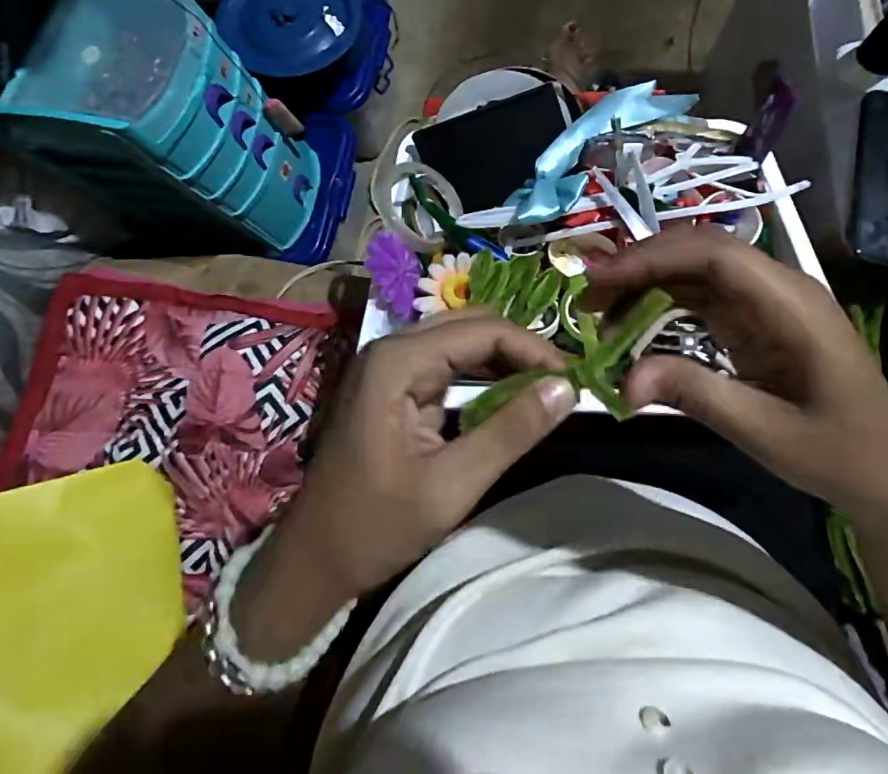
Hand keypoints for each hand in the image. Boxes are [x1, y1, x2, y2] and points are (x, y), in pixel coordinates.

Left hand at [232, 313, 572, 658]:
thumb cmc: (375, 526)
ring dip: (507, 359)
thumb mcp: (452, 484)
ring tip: (548, 387)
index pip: (484, 330)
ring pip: (464, 340)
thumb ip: (510, 431)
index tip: (574, 380)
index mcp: (398, 360)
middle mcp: (393, 348)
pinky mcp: (395, 385)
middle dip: (523, 348)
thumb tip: (567, 388)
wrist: (313, 561)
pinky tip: (512, 395)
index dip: (534, 349)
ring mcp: (391, 365)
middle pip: (474, 325)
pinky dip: (486, 374)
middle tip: (564, 382)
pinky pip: (451, 363)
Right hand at [584, 227, 887, 509]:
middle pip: (700, 253)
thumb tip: (622, 383)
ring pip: (697, 271)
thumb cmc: (839, 453)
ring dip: (647, 285)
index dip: (652, 258)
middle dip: (641, 267)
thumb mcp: (765, 431)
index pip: (714, 254)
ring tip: (602, 315)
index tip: (600, 282)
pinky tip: (635, 326)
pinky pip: (703, 298)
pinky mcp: (758, 321)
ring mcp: (768, 302)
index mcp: (792, 302)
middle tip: (588, 300)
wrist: (887, 476)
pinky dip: (664, 306)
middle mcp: (779, 288)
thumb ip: (696, 395)